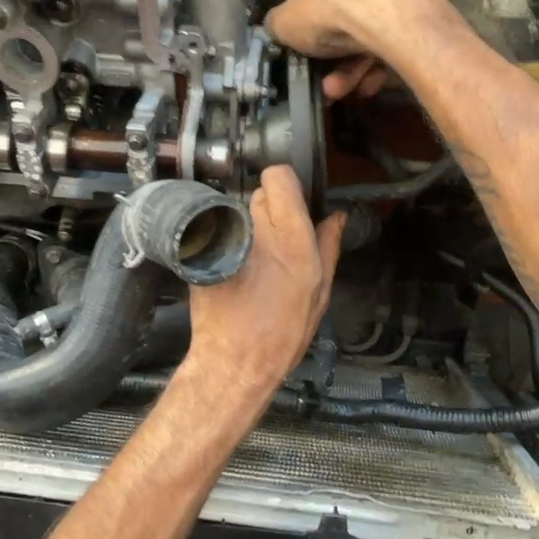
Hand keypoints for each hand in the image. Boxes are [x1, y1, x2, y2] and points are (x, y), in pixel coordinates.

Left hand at [182, 166, 345, 399]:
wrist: (235, 362)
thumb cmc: (281, 336)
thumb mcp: (319, 295)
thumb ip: (328, 248)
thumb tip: (336, 218)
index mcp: (295, 240)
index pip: (279, 177)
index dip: (283, 186)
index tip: (287, 202)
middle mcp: (259, 233)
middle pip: (257, 193)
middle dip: (265, 208)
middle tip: (270, 239)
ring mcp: (227, 241)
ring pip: (236, 212)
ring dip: (244, 225)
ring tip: (250, 258)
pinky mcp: (202, 253)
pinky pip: (215, 232)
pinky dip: (223, 241)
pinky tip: (231, 268)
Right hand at [263, 0, 436, 97]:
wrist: (380, 6)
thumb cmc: (322, 9)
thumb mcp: (284, 23)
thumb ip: (276, 25)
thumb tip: (275, 25)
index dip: (304, 27)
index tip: (306, 54)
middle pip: (338, 18)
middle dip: (332, 59)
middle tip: (328, 86)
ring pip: (362, 32)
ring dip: (351, 69)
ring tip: (347, 91)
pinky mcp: (409, 2)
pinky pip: (386, 37)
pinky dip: (377, 62)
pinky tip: (372, 82)